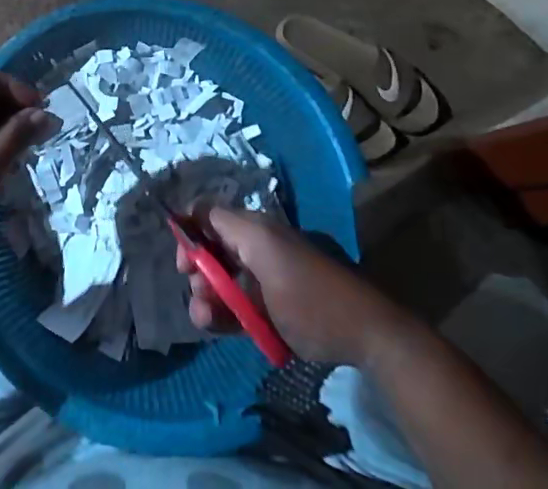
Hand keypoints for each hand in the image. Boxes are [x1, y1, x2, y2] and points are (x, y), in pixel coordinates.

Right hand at [177, 207, 405, 365]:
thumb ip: (226, 225)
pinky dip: (224, 316)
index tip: (185, 264)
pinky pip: (235, 308)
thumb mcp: (264, 249)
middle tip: (201, 297)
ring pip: (220, 285)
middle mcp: (256, 250)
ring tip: (208, 320)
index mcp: (255, 230)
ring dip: (208, 300)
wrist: (363, 334)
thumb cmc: (308, 292)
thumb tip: (189, 212)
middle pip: (212, 254)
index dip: (190, 236)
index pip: (210, 219)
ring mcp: (262, 282)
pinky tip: (219, 326)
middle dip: (199, 276)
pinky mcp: (268, 312)